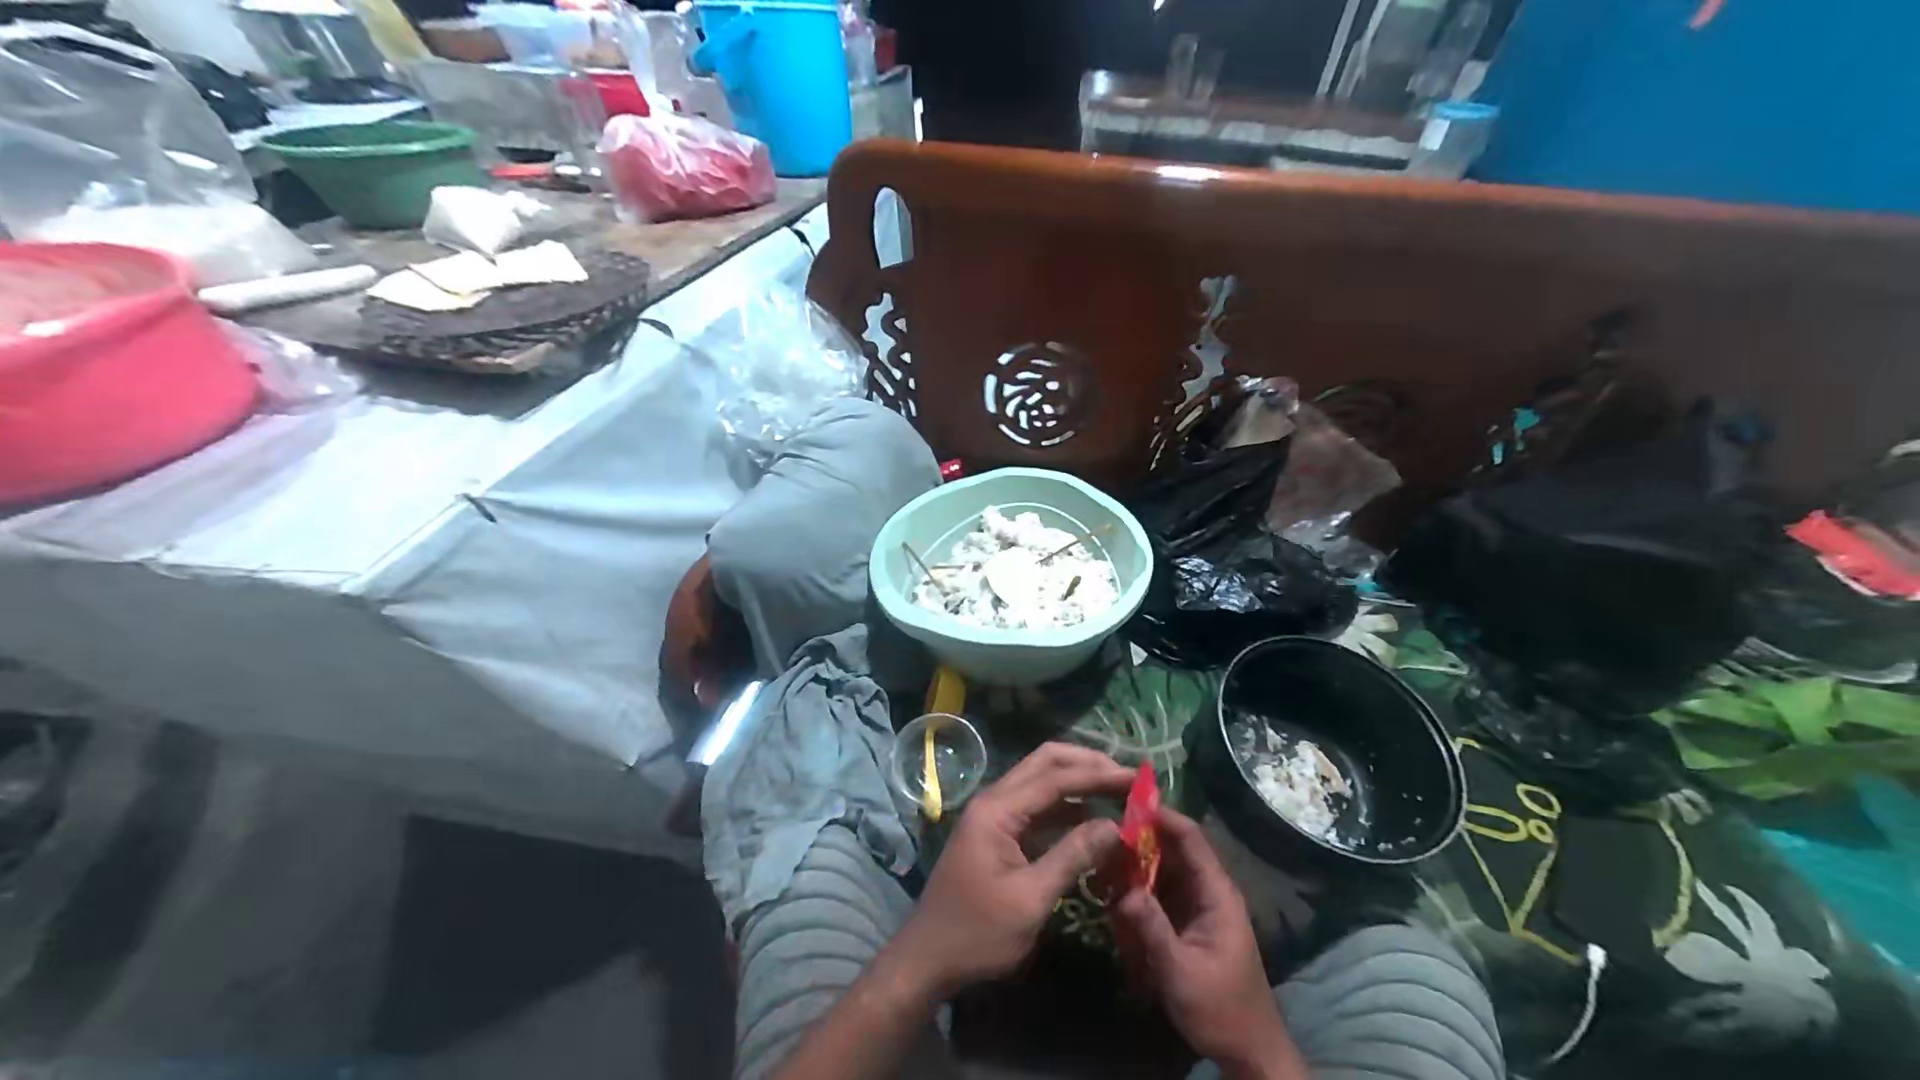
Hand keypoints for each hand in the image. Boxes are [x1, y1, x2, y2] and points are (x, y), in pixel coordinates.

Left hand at [888, 743, 1132, 997]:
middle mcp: (994, 800)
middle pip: (1045, 764)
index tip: (1137, 778)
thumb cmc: (978, 933)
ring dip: (1078, 782)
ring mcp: (994, 815)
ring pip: (1041, 782)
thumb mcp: (1031, 899)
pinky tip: (1093, 819)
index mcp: (997, 809)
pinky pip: (1036, 808)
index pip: (1054, 777)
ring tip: (1119, 792)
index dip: (1098, 774)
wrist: (928, 958)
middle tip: (1129, 776)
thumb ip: (1072, 856)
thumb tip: (1115, 826)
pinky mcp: (998, 833)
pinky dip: (1066, 807)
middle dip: (1087, 764)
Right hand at [1113, 809, 1304, 1079]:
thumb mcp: (1181, 970)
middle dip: (1137, 842)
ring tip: (1100, 869)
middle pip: (1170, 849)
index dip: (1161, 816)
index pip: (1190, 837)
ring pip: (1160, 869)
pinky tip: (1113, 899)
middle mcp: (1207, 890)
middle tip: (1100, 839)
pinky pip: (1158, 893)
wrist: (1250, 1053)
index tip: (1125, 803)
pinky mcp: (1186, 921)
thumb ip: (1151, 927)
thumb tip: (1122, 890)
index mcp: (1216, 892)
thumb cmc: (1221, 1010)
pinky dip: (1137, 892)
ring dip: (1133, 868)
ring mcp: (1197, 905)